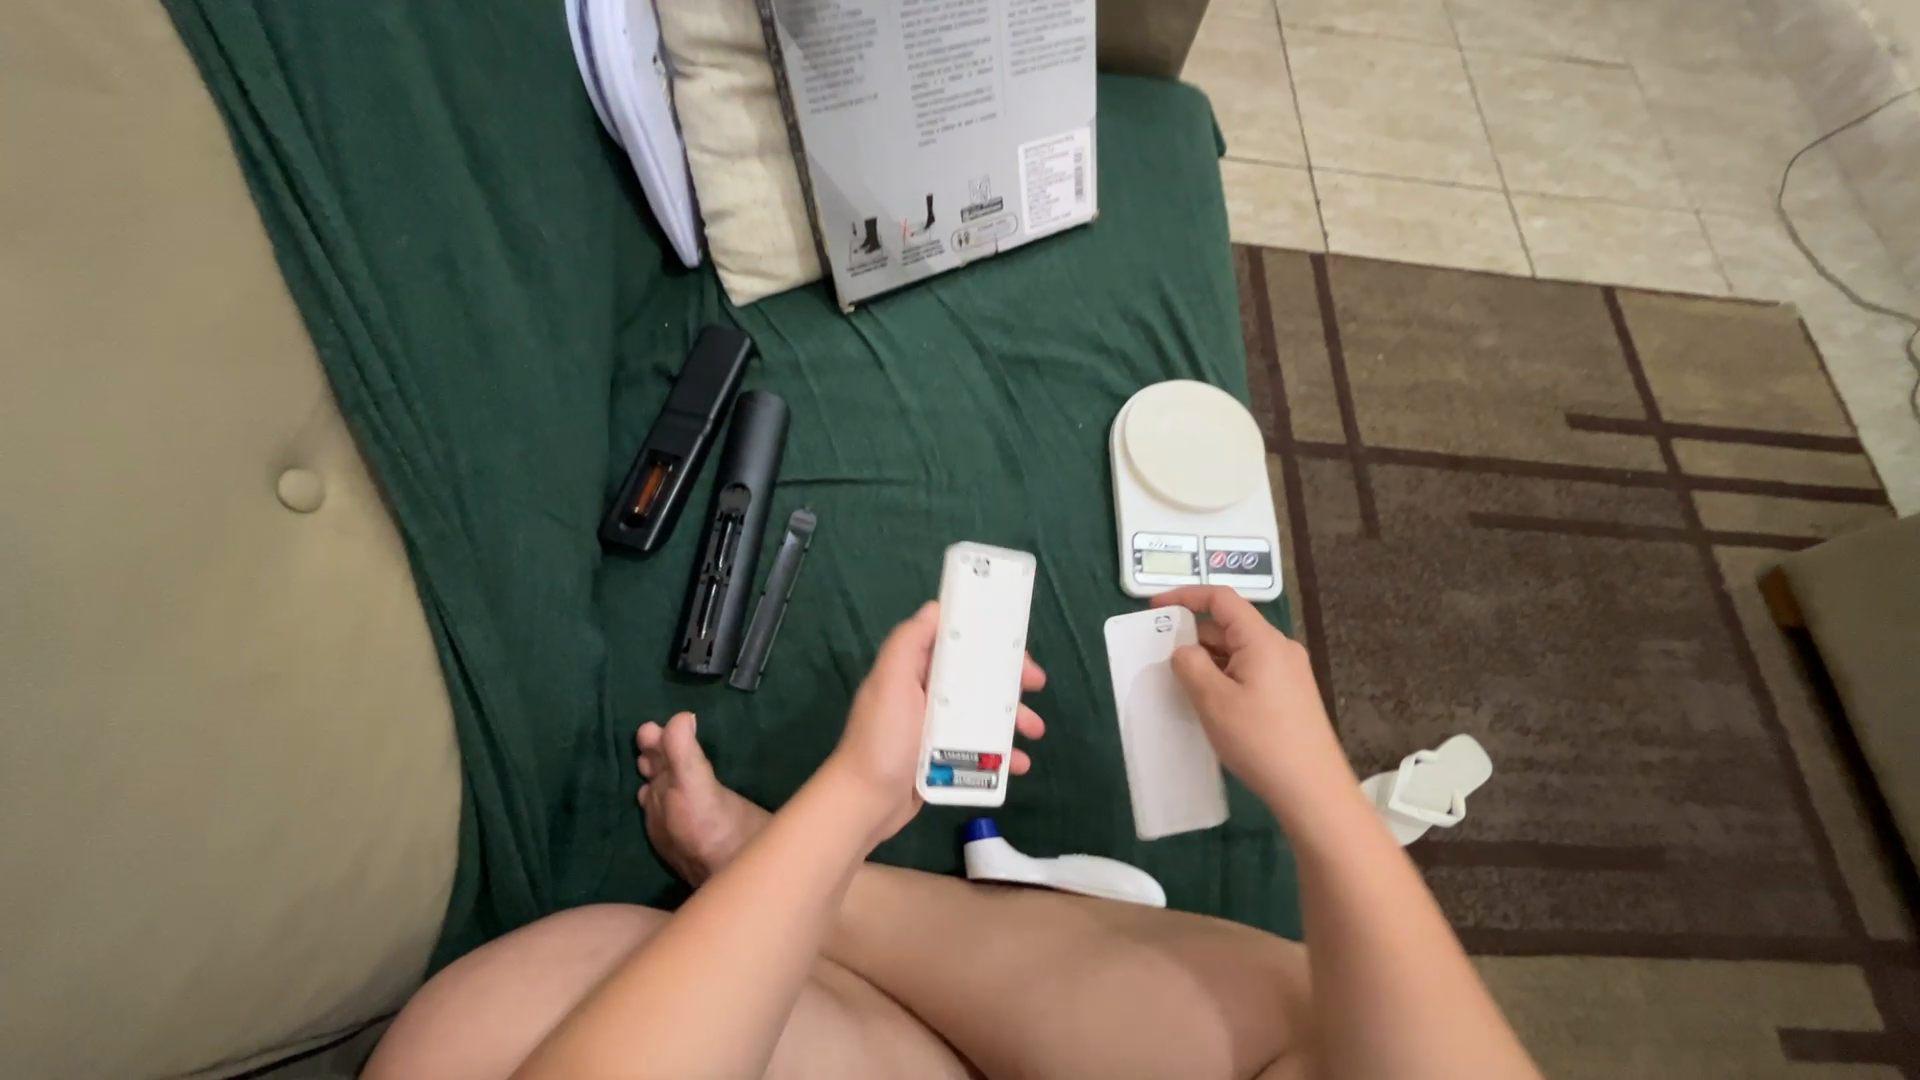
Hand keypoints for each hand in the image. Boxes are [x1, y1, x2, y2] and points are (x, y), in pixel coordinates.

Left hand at [823, 601, 1046, 845]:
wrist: (865, 803)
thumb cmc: (881, 739)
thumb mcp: (890, 682)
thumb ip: (909, 642)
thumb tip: (934, 608)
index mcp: (915, 670)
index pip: (957, 642)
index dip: (988, 639)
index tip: (1016, 646)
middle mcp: (926, 693)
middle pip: (976, 676)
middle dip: (1009, 679)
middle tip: (1037, 684)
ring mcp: (936, 727)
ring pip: (984, 712)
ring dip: (1013, 717)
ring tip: (1035, 730)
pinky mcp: (944, 757)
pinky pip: (980, 748)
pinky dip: (1002, 753)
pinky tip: (1020, 763)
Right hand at [1150, 586, 1348, 804]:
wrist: (1313, 791)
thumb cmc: (1260, 740)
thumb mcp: (1213, 700)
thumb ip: (1190, 665)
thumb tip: (1184, 651)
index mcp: (1262, 640)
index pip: (1221, 599)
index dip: (1185, 596)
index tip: (1155, 608)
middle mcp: (1280, 648)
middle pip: (1229, 625)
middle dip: (1193, 635)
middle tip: (1162, 657)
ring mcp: (1289, 672)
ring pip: (1238, 651)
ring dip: (1208, 659)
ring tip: (1182, 684)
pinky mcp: (1291, 695)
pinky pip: (1250, 670)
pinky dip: (1224, 675)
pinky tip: (1210, 702)